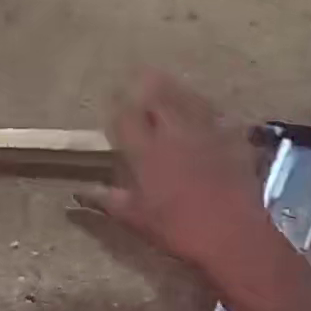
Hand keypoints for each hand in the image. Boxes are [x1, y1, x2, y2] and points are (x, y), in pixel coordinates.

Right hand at [95, 70, 282, 277]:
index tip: (115, 93)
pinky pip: (221, 118)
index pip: (127, 117)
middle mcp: (174, 135)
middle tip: (144, 73)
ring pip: (190, 101)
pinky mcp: (233, 142)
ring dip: (179, 89)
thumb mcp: (135, 219)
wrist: (232, 237)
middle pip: (160, 98)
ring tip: (173, 81)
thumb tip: (77, 193)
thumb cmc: (178, 230)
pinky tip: (212, 110)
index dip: (119, 102)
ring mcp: (206, 135)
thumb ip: (106, 200)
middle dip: (149, 84)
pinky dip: (212, 110)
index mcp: (146, 152)